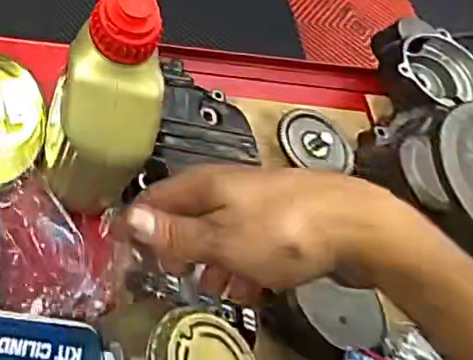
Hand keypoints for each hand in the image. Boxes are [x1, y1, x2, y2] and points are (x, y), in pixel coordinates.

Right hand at [125, 166, 409, 295]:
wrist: (350, 224)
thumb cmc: (282, 229)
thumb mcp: (222, 239)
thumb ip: (177, 234)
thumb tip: (132, 218)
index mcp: (205, 183)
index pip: (157, 197)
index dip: (138, 223)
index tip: (122, 251)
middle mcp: (226, 186)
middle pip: (186, 213)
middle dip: (171, 244)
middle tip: (160, 275)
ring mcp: (253, 203)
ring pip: (216, 231)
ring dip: (205, 260)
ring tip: (201, 289)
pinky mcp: (277, 222)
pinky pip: (244, 244)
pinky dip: (236, 266)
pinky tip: (242, 290)